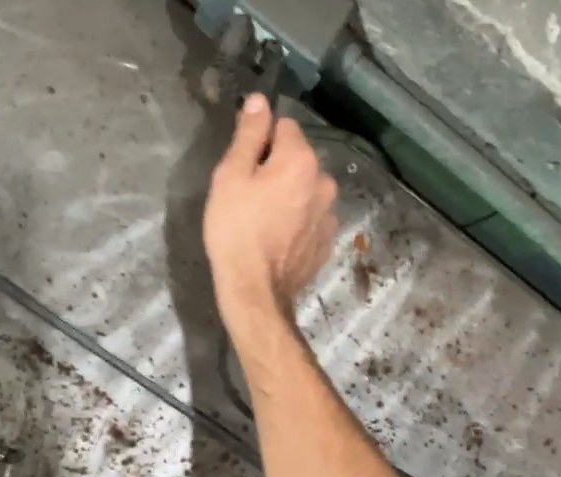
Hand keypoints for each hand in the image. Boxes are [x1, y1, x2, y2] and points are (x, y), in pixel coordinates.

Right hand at [203, 94, 339, 321]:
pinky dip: (298, 224)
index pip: (285, 126)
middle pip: (299, 160)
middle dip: (279, 171)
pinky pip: (311, 220)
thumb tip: (260, 100)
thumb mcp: (230, 178)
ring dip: (291, 198)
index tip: (245, 168)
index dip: (262, 143)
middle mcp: (324, 181)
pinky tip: (278, 241)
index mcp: (301, 159)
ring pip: (307, 191)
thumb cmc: (236, 233)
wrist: (255, 291)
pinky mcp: (326, 243)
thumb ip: (248, 135)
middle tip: (251, 199)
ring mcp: (329, 215)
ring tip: (265, 224)